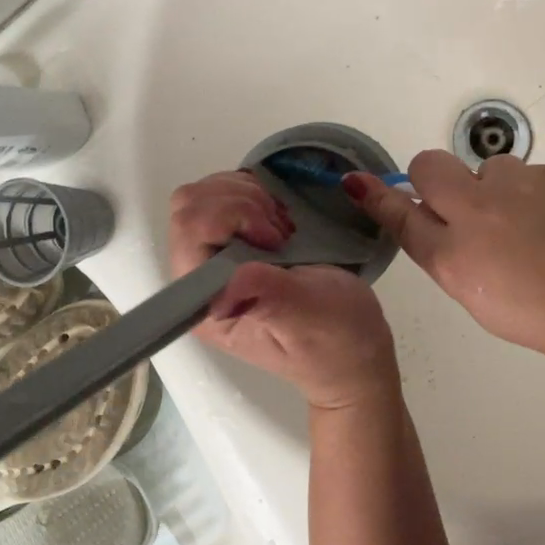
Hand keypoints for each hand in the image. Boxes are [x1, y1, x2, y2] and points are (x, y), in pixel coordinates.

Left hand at [169, 173, 398, 409]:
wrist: (355, 350)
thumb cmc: (335, 341)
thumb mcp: (307, 317)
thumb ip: (267, 295)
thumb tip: (224, 289)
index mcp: (206, 305)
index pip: (189, 230)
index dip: (232, 216)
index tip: (277, 239)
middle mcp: (200, 280)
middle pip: (190, 205)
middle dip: (241, 203)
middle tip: (281, 234)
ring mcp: (215, 258)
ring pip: (206, 193)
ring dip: (250, 197)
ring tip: (283, 232)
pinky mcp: (234, 242)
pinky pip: (226, 194)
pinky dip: (257, 194)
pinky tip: (280, 222)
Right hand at [343, 151, 544, 369]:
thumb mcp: (487, 301)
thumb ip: (456, 258)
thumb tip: (443, 226)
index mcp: (455, 255)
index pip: (400, 214)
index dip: (377, 196)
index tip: (358, 182)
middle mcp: (477, 209)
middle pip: (430, 165)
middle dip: (438, 179)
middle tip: (469, 207)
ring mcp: (521, 182)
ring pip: (492, 169)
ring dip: (502, 190)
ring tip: (538, 226)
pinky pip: (539, 175)